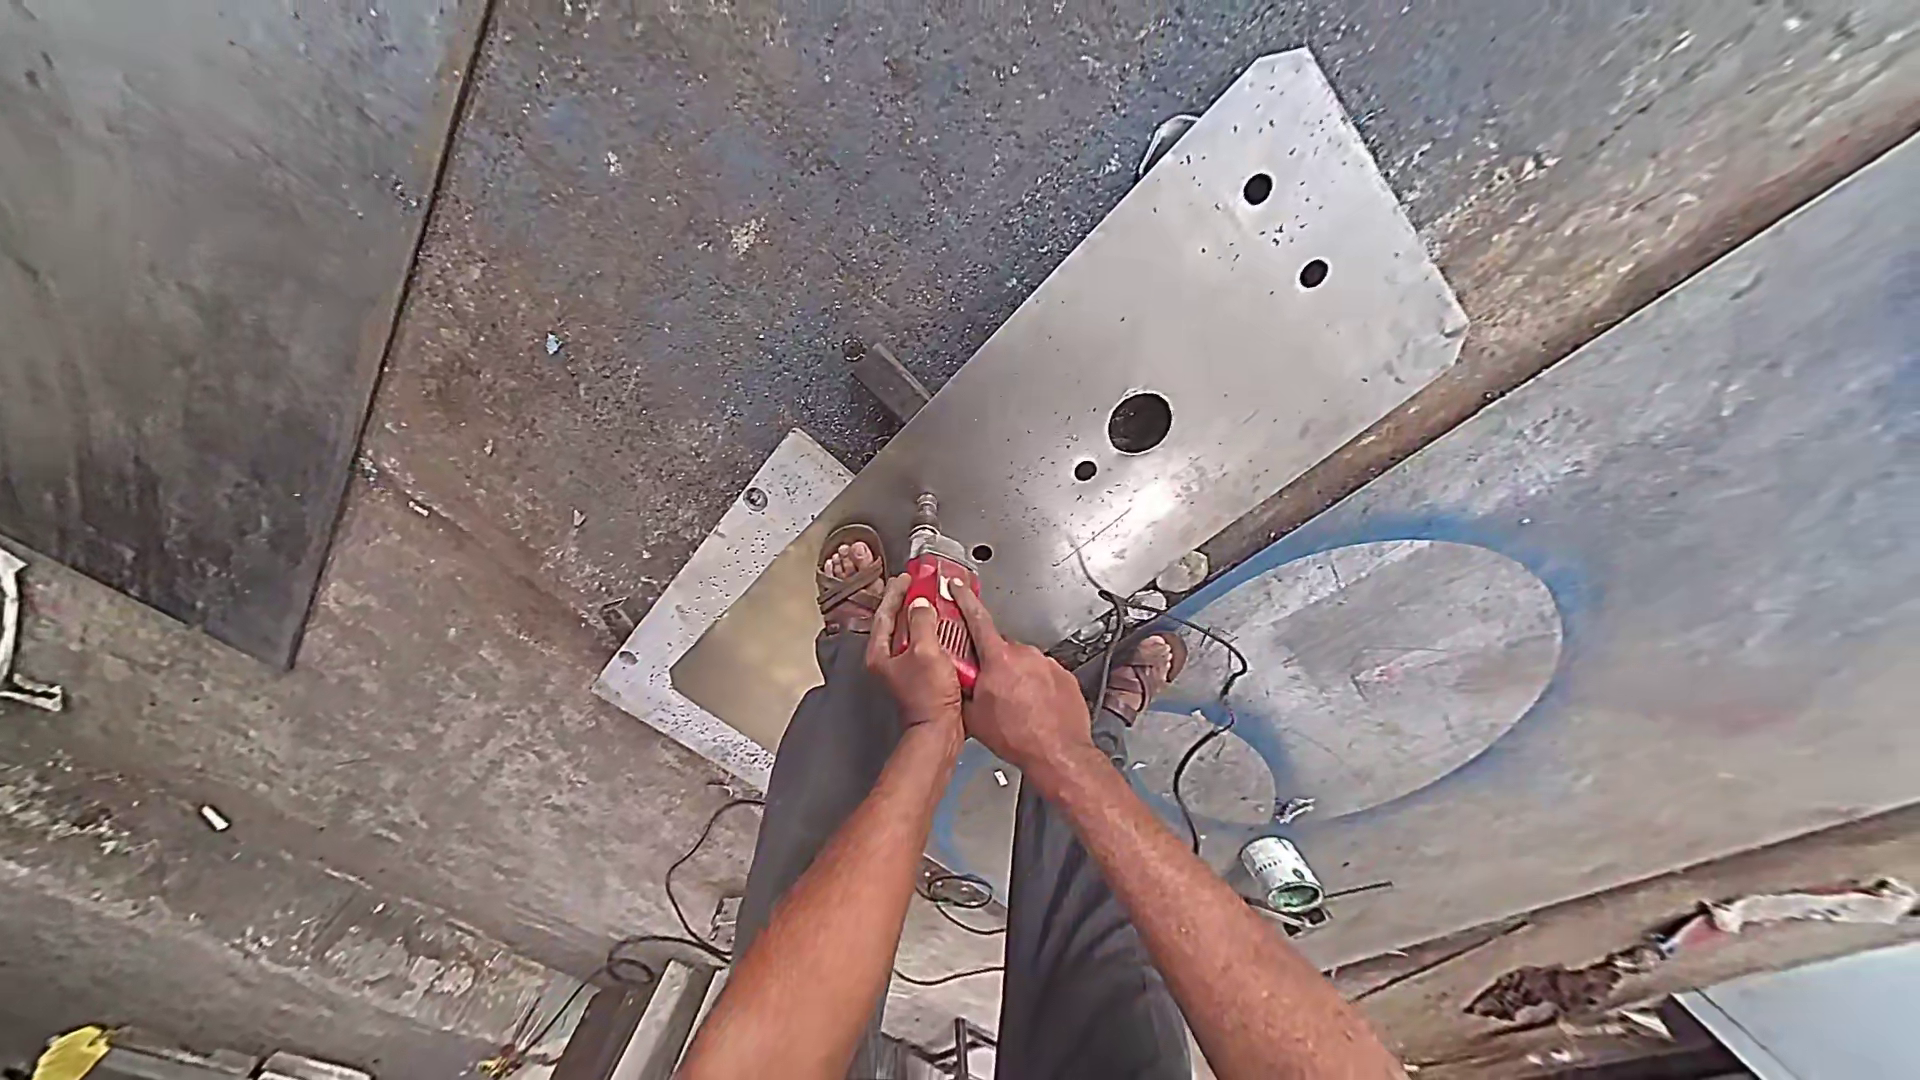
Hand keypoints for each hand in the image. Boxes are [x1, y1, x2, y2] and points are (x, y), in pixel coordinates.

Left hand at [865, 573, 963, 734]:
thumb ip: (922, 623)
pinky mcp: (923, 676)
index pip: (884, 614)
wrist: (940, 730)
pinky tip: (949, 629)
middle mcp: (890, 661)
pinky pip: (928, 647)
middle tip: (921, 586)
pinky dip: (937, 634)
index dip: (896, 593)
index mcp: (881, 654)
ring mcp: (907, 669)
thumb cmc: (927, 697)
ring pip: (914, 634)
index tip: (906, 578)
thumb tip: (921, 605)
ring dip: (926, 618)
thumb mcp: (925, 651)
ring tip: (937, 602)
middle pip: (898, 623)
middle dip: (910, 602)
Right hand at [952, 587, 1096, 777]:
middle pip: (1001, 648)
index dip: (964, 599)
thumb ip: (962, 689)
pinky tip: (1034, 707)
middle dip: (995, 663)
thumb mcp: (973, 715)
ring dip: (1017, 677)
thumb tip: (954, 681)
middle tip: (992, 688)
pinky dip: (1037, 686)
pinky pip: (1043, 674)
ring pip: (1023, 662)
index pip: (976, 619)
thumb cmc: (1018, 737)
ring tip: (1017, 704)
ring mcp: (1046, 663)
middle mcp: (1024, 655)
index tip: (957, 586)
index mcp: (998, 659)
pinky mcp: (1064, 675)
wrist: (1057, 753)